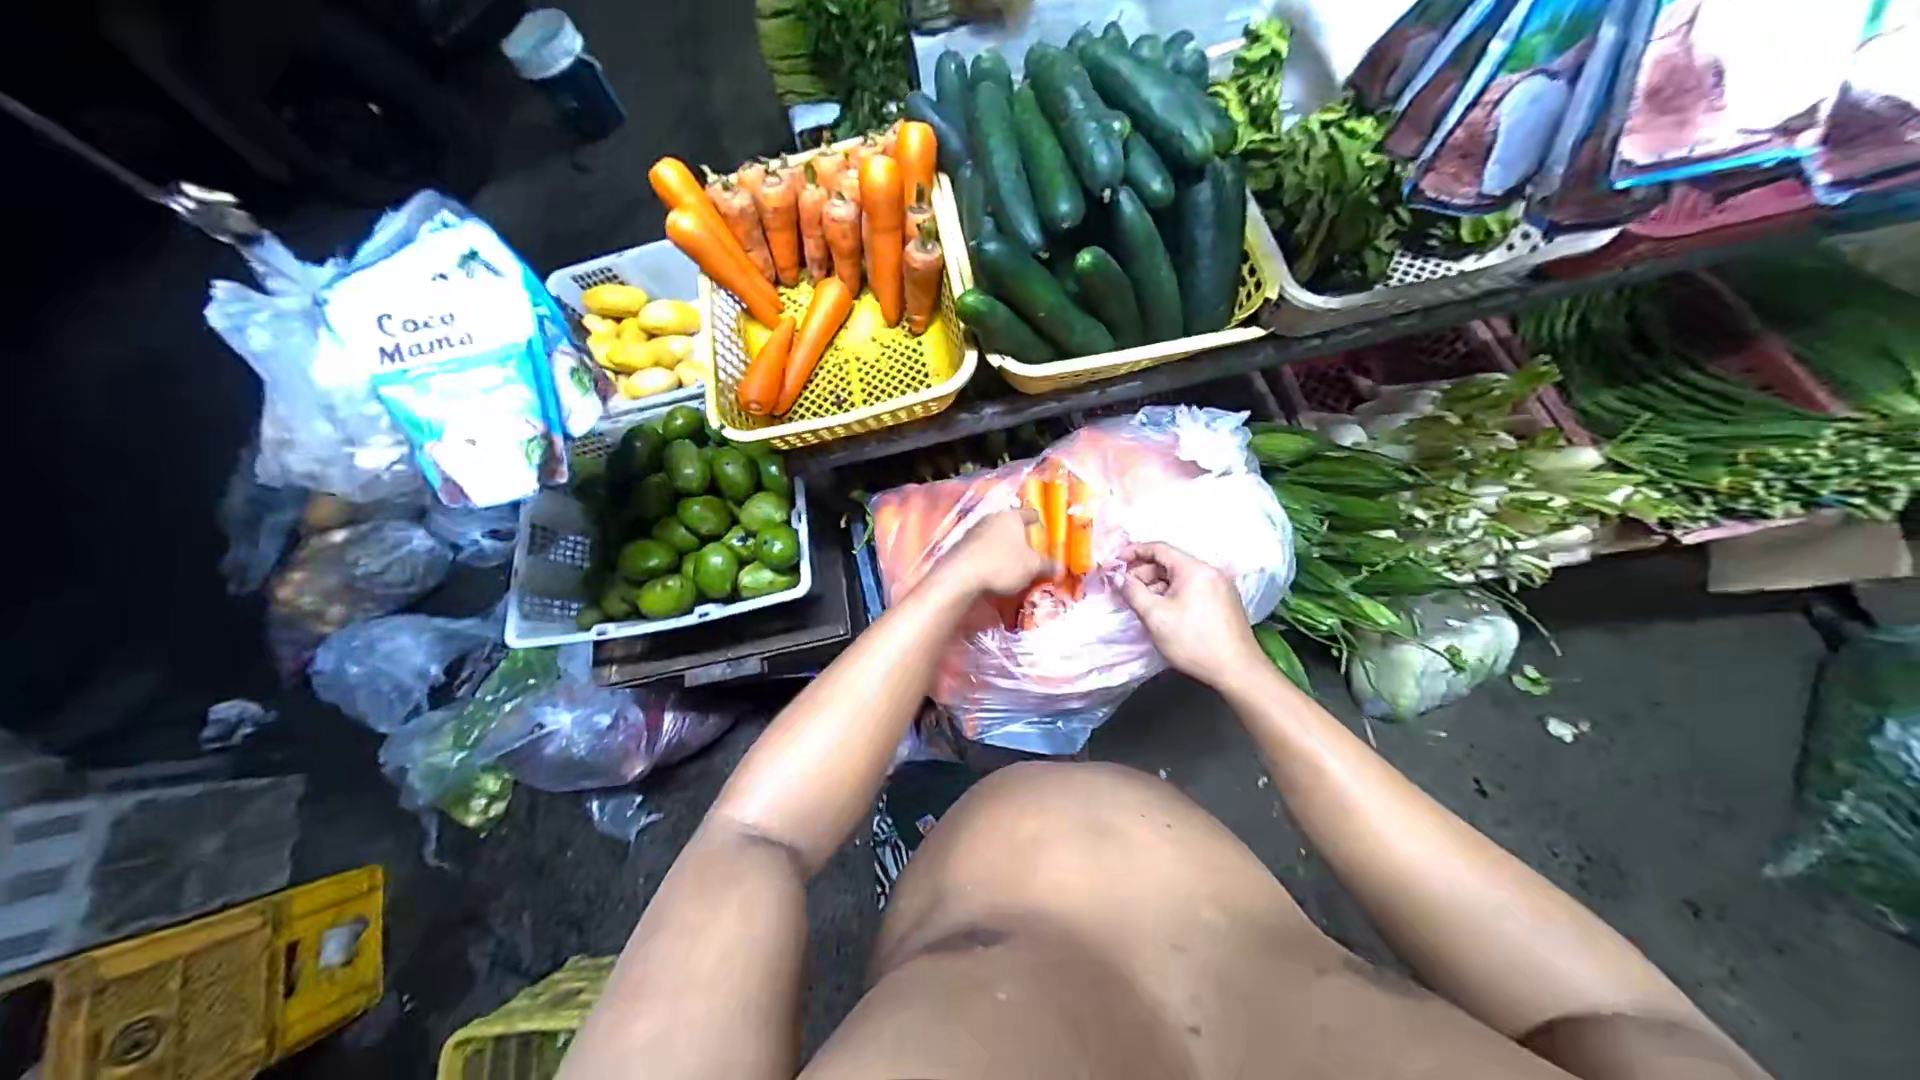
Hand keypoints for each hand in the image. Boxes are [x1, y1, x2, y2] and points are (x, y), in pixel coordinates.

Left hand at [932, 507, 1056, 598]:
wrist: (960, 576)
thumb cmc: (1003, 565)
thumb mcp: (1032, 568)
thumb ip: (1048, 566)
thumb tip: (1061, 568)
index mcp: (1012, 517)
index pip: (1031, 514)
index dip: (1039, 522)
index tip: (1044, 530)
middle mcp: (992, 518)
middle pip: (1010, 524)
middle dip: (1020, 536)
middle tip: (1029, 549)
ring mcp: (974, 530)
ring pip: (994, 535)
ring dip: (1002, 545)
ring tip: (1011, 561)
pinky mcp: (961, 545)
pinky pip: (981, 547)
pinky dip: (988, 555)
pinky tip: (991, 568)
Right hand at [1117, 542, 1264, 688]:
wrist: (1237, 671)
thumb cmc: (1193, 641)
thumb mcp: (1155, 616)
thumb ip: (1132, 591)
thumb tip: (1117, 576)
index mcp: (1194, 569)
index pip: (1159, 548)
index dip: (1133, 552)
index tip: (1114, 563)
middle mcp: (1209, 572)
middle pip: (1169, 563)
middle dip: (1143, 573)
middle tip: (1124, 589)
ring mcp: (1219, 587)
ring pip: (1180, 578)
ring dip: (1156, 586)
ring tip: (1140, 603)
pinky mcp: (1223, 602)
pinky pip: (1191, 589)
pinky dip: (1172, 594)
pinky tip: (1162, 611)